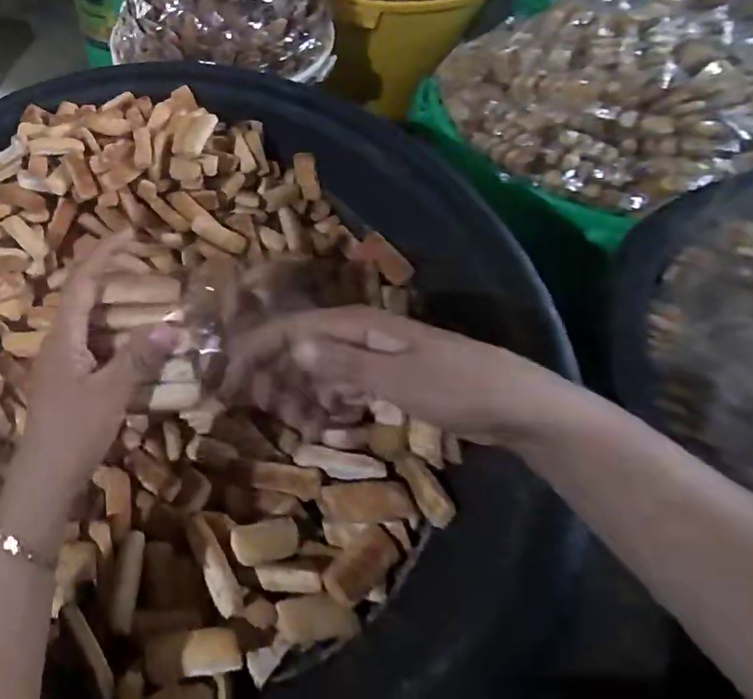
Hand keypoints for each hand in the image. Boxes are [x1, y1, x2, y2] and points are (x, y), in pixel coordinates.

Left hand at [0, 235, 174, 544]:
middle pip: (83, 294)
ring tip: (150, 298)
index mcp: (62, 334)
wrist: (43, 480)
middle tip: (147, 265)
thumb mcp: (110, 394)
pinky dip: (117, 336)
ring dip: (117, 305)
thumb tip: (172, 324)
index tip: (132, 234)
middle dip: (113, 273)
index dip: (105, 252)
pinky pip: (94, 344)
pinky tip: (139, 346)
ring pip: (90, 320)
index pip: (83, 279)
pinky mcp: (69, 380)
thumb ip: (139, 358)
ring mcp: (61, 361)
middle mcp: (58, 339)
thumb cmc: (73, 433)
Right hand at [217, 306, 577, 446]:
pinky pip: (339, 388)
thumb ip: (342, 365)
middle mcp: (354, 336)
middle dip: (272, 376)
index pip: (290, 331)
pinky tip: (322, 426)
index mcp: (353, 326)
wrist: (523, 407)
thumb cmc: (459, 387)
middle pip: (297, 349)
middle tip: (256, 408)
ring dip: (297, 395)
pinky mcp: (384, 379)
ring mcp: (369, 358)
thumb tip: (293, 351)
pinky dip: (325, 405)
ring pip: (316, 371)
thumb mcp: (398, 379)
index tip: (229, 375)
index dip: (256, 350)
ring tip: (291, 424)